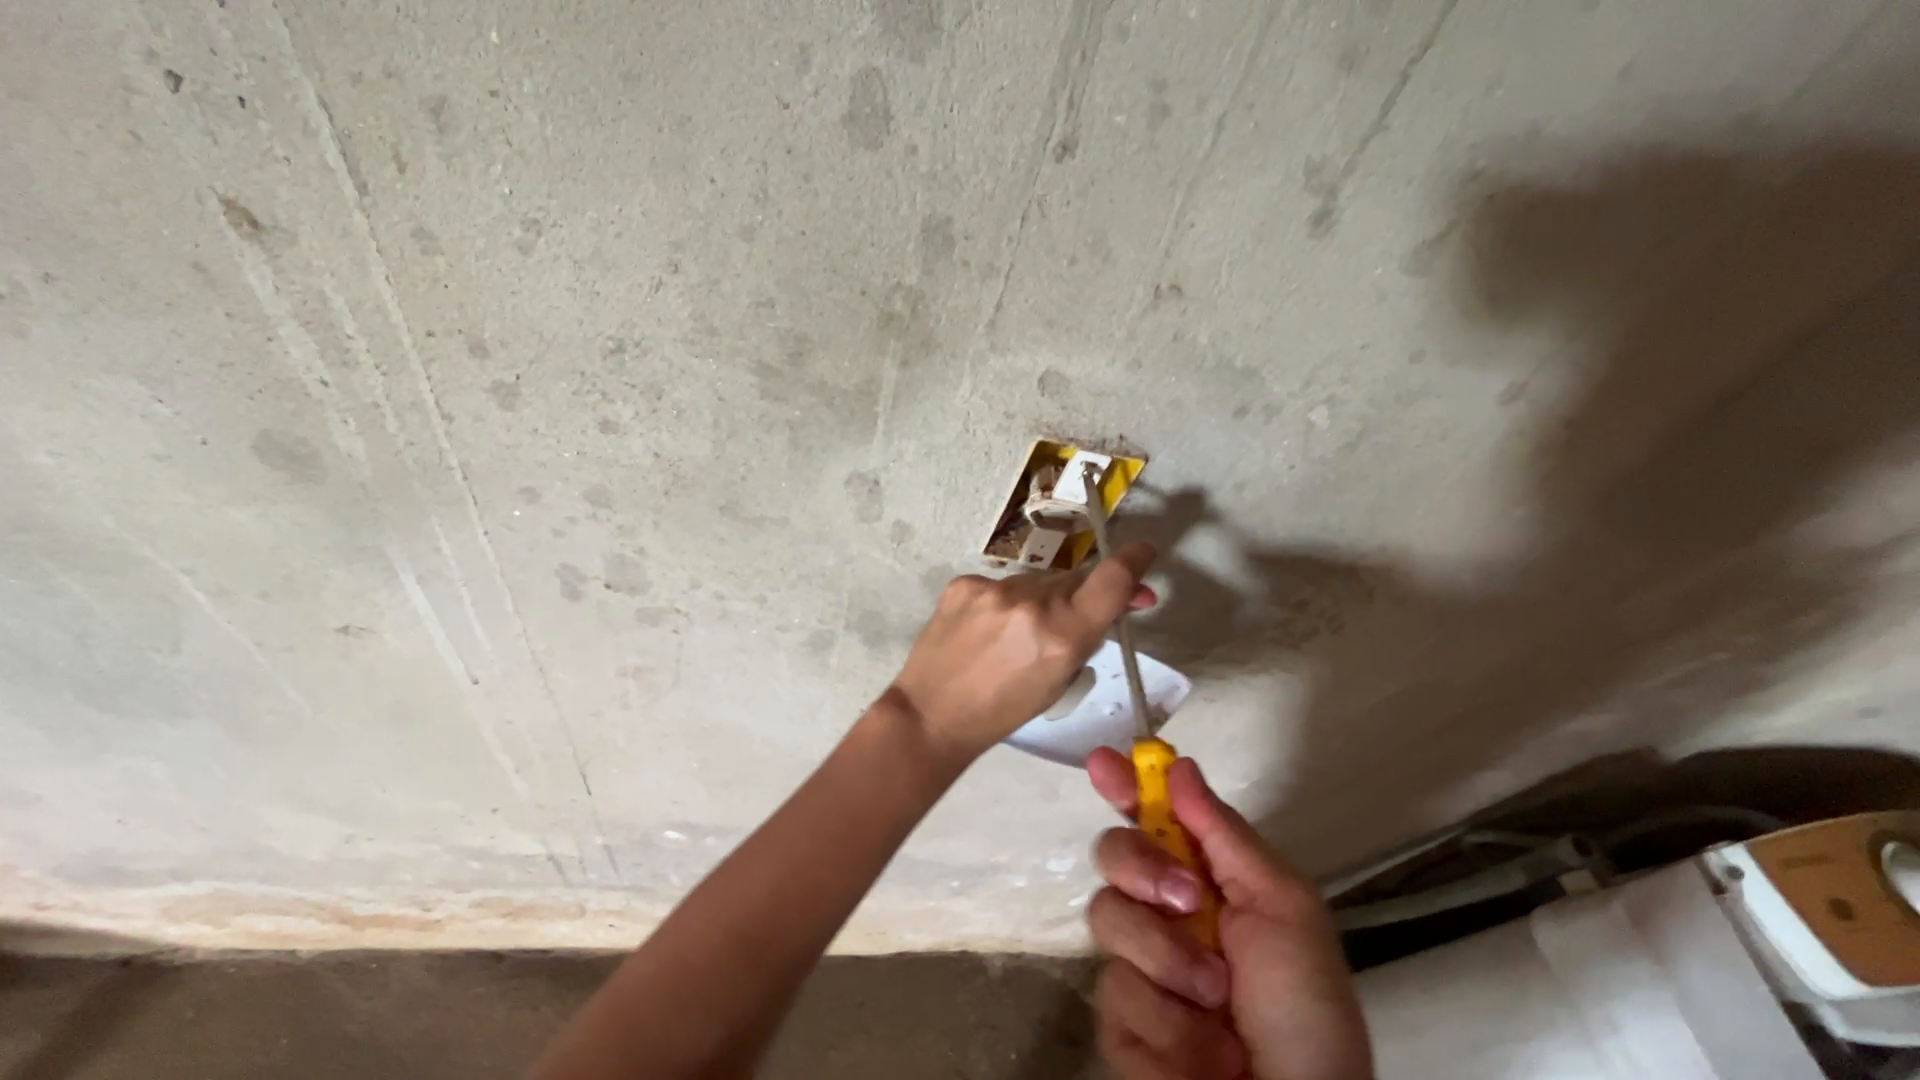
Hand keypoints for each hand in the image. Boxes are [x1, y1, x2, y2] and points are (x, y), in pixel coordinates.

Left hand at [886, 542, 1157, 761]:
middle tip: (1059, 627)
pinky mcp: (964, 583)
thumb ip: (1089, 634)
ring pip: (1033, 583)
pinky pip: (998, 585)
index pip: (1112, 579)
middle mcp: (1032, 603)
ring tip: (1010, 638)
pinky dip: (999, 603)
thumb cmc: (1004, 710)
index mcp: (1064, 634)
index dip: (1133, 561)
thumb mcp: (1061, 679)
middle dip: (1074, 598)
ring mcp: (994, 590)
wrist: (933, 714)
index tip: (1143, 552)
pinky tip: (983, 631)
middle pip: (1071, 581)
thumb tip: (1122, 599)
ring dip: (1034, 601)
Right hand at [1085, 749, 1372, 1079]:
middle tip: (1187, 900)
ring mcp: (1139, 967)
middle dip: (1143, 869)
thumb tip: (1178, 766)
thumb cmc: (1304, 1004)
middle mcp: (1165, 913)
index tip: (1104, 763)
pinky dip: (1166, 1022)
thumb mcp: (1283, 907)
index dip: (1125, 786)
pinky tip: (1202, 1049)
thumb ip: (1223, 834)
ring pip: (1108, 920)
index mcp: (1207, 879)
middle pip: (1112, 854)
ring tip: (1217, 1001)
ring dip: (1171, 961)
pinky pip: (1114, 994)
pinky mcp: (1119, 1023)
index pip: (1153, 818)